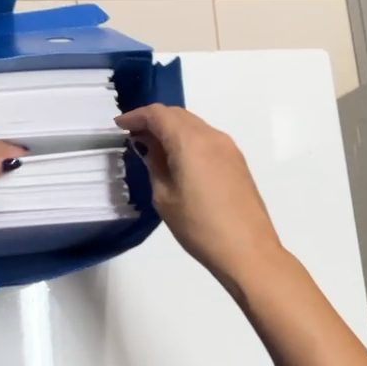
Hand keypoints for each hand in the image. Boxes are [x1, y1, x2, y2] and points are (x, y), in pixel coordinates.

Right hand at [116, 104, 285, 289]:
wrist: (247, 250)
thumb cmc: (198, 226)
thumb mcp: (164, 196)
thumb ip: (155, 163)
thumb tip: (149, 145)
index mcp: (190, 142)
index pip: (158, 115)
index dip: (136, 116)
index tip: (119, 126)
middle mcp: (211, 136)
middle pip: (177, 115)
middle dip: (153, 120)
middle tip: (132, 135)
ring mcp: (228, 147)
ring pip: (193, 125)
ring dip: (171, 129)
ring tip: (152, 147)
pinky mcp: (236, 161)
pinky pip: (205, 138)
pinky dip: (186, 139)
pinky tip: (177, 158)